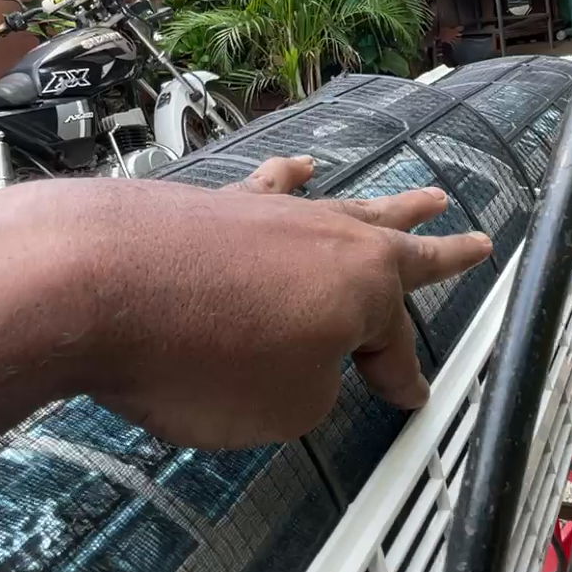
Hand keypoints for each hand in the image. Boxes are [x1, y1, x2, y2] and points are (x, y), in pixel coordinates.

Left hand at [28, 156, 490, 449]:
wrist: (99, 283)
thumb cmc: (207, 355)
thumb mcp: (285, 405)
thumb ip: (314, 385)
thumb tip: (304, 359)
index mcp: (366, 284)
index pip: (398, 341)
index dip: (403, 377)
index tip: (410, 399)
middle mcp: (334, 237)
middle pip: (399, 243)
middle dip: (440, 248)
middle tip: (473, 239)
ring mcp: (279, 214)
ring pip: (349, 207)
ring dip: (388, 208)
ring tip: (425, 196)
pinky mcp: (223, 204)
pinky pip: (273, 188)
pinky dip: (291, 180)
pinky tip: (300, 166)